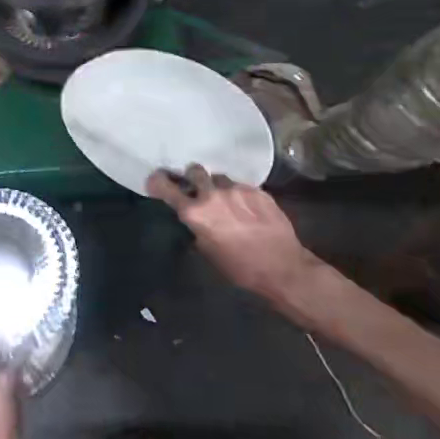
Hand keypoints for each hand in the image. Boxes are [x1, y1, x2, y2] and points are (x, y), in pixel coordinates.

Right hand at [147, 164, 317, 300]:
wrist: (282, 267)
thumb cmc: (239, 268)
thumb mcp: (208, 251)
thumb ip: (197, 227)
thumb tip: (196, 217)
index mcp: (195, 213)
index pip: (167, 187)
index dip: (158, 181)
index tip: (157, 179)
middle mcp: (213, 195)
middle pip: (195, 170)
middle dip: (194, 177)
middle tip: (198, 188)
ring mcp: (237, 189)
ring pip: (221, 178)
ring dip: (219, 187)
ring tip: (229, 203)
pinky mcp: (258, 190)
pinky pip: (242, 187)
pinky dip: (240, 196)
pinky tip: (249, 211)